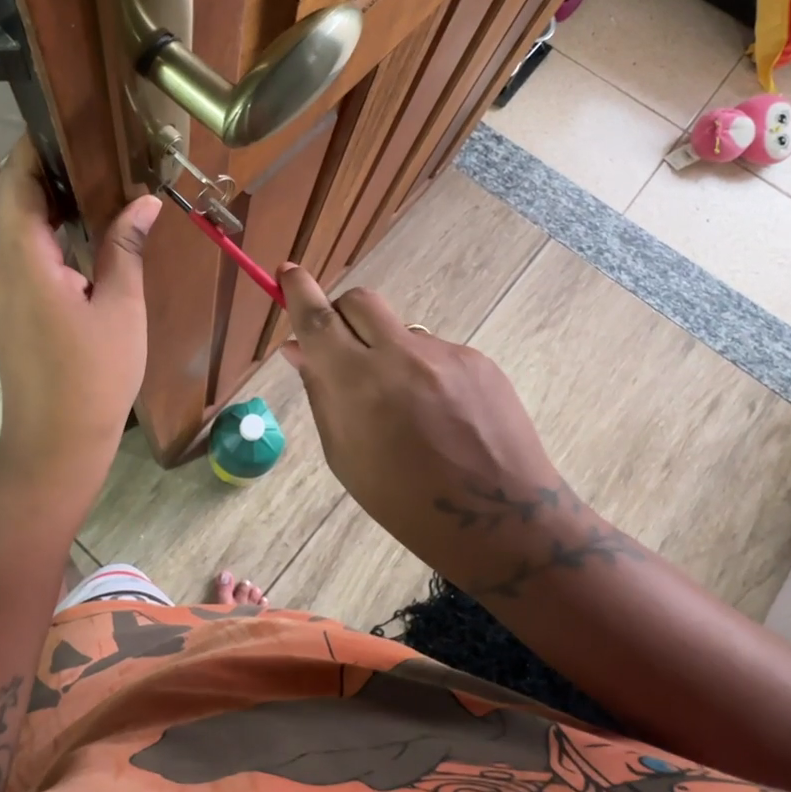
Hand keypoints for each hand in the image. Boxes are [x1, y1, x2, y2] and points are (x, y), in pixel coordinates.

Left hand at [0, 137, 159, 483]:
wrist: (54, 443)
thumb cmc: (91, 375)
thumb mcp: (120, 306)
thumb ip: (126, 246)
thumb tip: (144, 201)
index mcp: (23, 257)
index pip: (17, 181)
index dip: (37, 147)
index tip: (70, 122)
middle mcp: (2, 265)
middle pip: (15, 199)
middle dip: (50, 169)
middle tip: (100, 149)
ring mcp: (1, 289)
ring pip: (19, 227)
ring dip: (52, 202)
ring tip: (101, 182)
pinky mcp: (10, 308)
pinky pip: (25, 254)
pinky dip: (51, 234)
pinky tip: (89, 234)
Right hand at [279, 265, 591, 590]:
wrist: (502, 519)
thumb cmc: (407, 502)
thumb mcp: (345, 457)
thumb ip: (322, 394)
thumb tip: (301, 349)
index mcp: (359, 384)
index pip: (317, 319)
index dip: (298, 291)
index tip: (288, 272)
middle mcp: (400, 356)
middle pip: (358, 301)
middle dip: (341, 314)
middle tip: (343, 349)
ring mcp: (444, 354)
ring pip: (398, 330)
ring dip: (386, 351)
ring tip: (404, 408)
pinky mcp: (478, 360)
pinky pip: (434, 352)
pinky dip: (423, 372)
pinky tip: (439, 415)